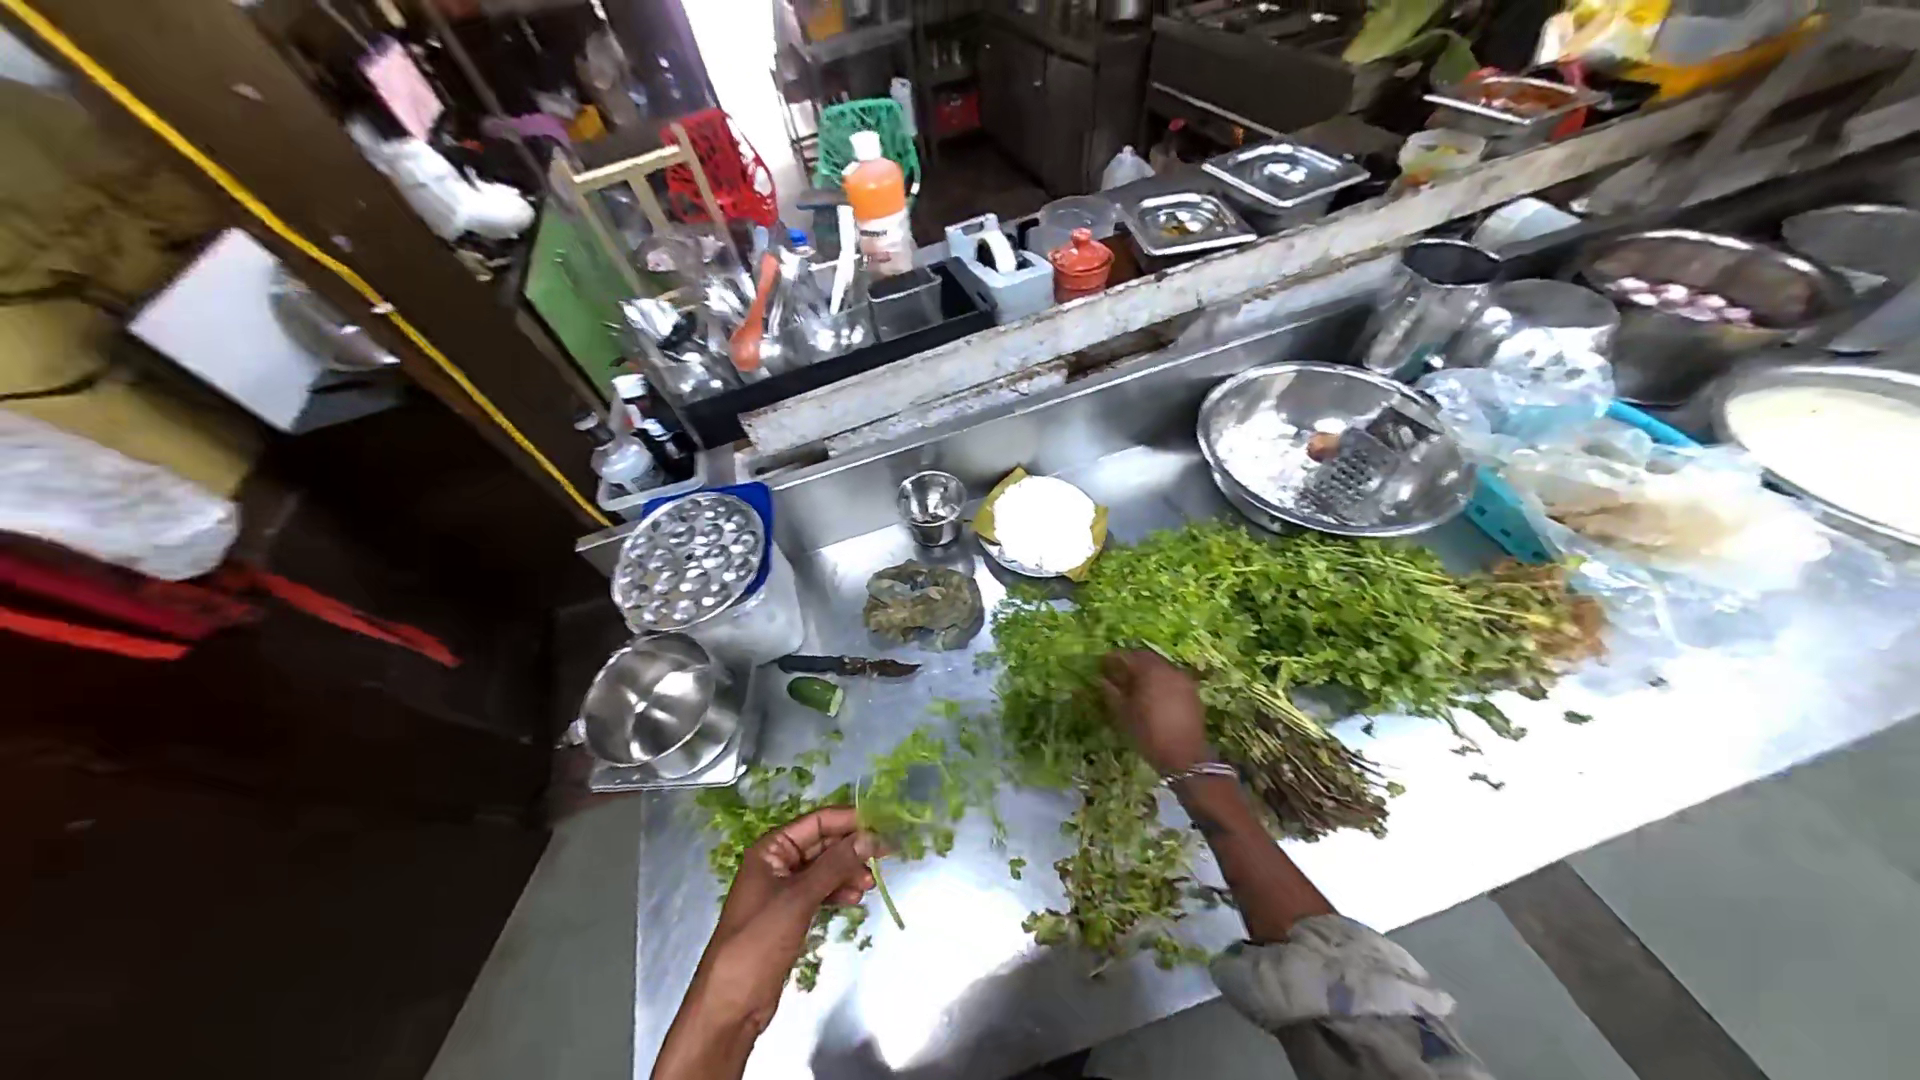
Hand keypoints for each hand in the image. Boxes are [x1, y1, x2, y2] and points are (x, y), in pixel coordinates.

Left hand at [652, 808, 878, 1079]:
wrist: (730, 1004)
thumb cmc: (759, 941)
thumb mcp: (799, 897)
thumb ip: (835, 864)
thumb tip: (869, 836)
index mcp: (771, 848)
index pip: (817, 821)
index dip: (849, 821)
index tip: (881, 826)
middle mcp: (778, 862)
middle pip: (823, 843)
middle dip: (852, 849)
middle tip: (883, 857)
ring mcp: (784, 888)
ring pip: (825, 868)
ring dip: (848, 871)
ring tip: (870, 885)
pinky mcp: (791, 912)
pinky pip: (822, 890)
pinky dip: (839, 890)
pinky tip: (855, 898)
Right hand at [1100, 649, 1213, 773]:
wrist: (1184, 757)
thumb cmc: (1148, 733)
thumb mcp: (1123, 713)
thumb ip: (1111, 692)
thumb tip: (1102, 680)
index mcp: (1149, 670)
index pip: (1128, 656)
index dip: (1113, 658)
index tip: (1102, 664)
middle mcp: (1168, 669)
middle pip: (1146, 658)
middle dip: (1131, 662)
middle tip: (1117, 672)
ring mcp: (1183, 680)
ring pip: (1160, 668)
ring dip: (1146, 671)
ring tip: (1134, 685)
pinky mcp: (1192, 693)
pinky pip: (1171, 679)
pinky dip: (1159, 681)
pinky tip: (1152, 695)